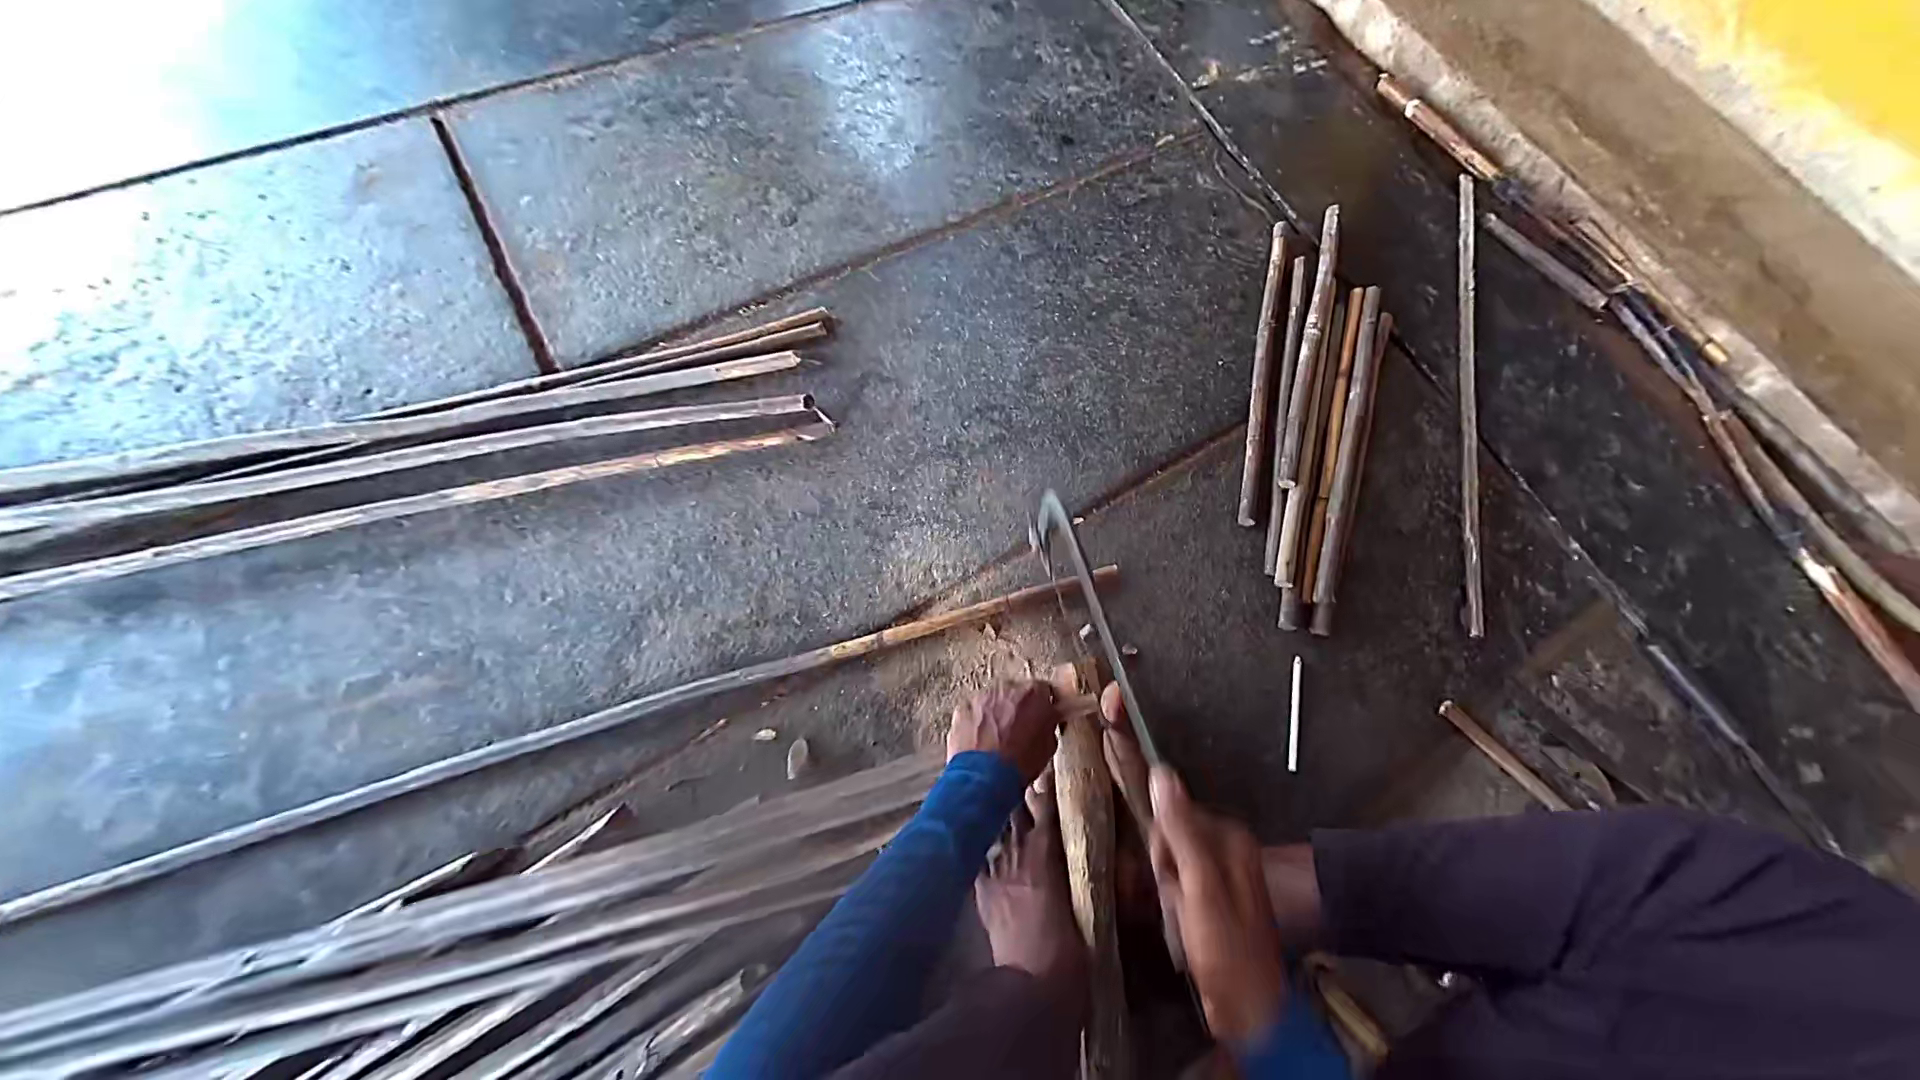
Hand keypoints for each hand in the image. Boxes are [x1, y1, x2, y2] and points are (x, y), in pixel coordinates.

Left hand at [947, 680, 1059, 782]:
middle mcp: (1007, 688)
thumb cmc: (1019, 764)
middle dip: (1016, 706)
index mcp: (1033, 694)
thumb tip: (1047, 719)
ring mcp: (983, 696)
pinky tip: (980, 739)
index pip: (1042, 691)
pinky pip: (973, 709)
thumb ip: (1049, 723)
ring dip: (995, 711)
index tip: (1039, 715)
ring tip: (996, 737)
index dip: (1041, 705)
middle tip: (1016, 728)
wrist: (985, 776)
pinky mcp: (963, 706)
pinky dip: (976, 720)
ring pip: (993, 699)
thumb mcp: (1048, 746)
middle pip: (1014, 691)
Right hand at [1148, 765, 1287, 1045]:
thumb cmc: (1227, 949)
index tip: (1165, 870)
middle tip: (1174, 897)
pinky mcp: (1212, 896)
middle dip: (1162, 864)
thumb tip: (1161, 772)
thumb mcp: (1200, 884)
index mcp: (1230, 836)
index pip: (1173, 809)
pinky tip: (1181, 921)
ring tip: (1179, 915)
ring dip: (1165, 886)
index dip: (1160, 840)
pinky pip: (1176, 882)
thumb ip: (1180, 828)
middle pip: (1170, 834)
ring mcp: (1220, 873)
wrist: (1249, 1013)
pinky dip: (1171, 900)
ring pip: (1170, 859)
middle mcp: (1228, 847)